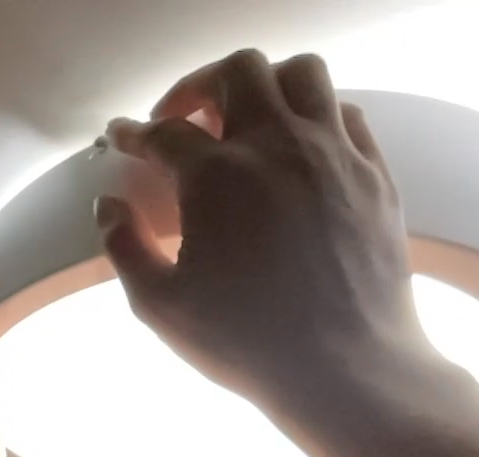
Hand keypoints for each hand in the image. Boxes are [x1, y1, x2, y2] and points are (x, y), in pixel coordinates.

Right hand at [98, 50, 443, 412]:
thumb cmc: (240, 339)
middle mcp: (279, 147)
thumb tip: (106, 207)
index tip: (120, 137)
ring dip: (259, 87)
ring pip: (300, 74)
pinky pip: (342, 111)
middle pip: (238, 72)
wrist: (341, 363)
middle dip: (198, 86)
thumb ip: (124, 247)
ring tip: (236, 124)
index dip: (134, 133)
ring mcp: (334, 153)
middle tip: (177, 119)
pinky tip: (288, 152)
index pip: (165, 133)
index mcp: (218, 178)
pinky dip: (307, 115)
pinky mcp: (372, 170)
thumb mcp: (157, 304)